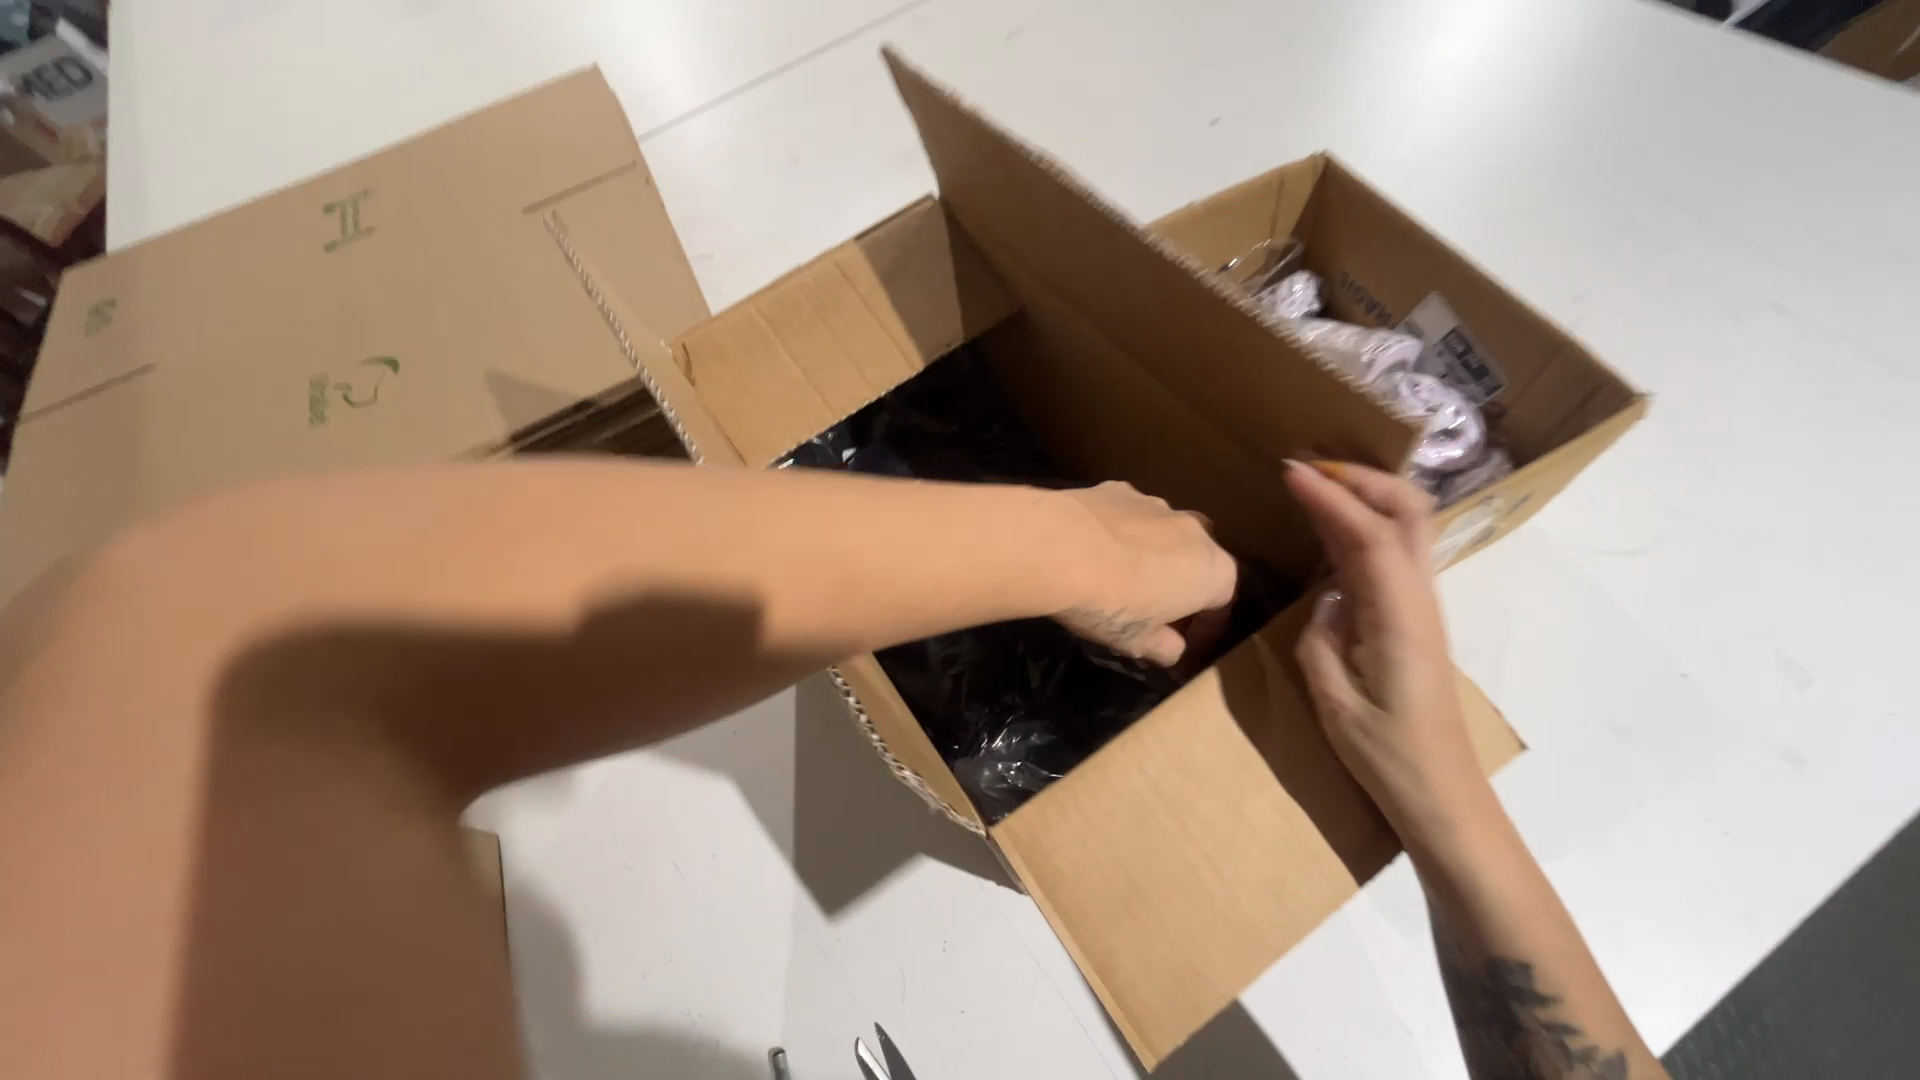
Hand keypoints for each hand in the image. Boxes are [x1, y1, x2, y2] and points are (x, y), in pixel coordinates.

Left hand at [1052, 481, 1237, 666]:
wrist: (1057, 548)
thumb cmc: (1110, 603)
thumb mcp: (1138, 642)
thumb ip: (1164, 648)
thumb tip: (1172, 649)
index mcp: (1213, 571)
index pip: (1221, 604)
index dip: (1204, 628)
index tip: (1185, 644)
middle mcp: (1194, 530)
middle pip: (1195, 562)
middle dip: (1180, 584)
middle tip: (1155, 610)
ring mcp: (1156, 503)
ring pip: (1163, 533)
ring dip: (1151, 555)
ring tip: (1120, 577)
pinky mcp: (1118, 489)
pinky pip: (1127, 516)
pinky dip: (1120, 532)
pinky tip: (1093, 549)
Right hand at [1284, 461, 1490, 831]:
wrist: (1440, 792)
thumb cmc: (1386, 755)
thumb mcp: (1333, 701)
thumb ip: (1322, 638)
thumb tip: (1326, 596)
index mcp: (1399, 619)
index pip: (1371, 537)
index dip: (1333, 498)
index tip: (1290, 471)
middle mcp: (1418, 599)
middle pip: (1409, 512)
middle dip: (1361, 477)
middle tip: (1305, 466)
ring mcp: (1419, 604)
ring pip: (1405, 526)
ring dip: (1363, 494)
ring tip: (1312, 482)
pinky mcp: (1410, 614)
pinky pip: (1389, 552)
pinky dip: (1360, 524)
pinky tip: (1328, 524)